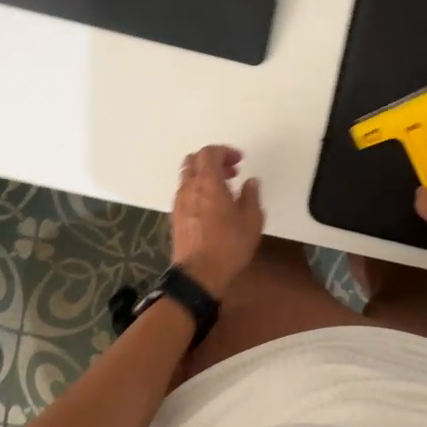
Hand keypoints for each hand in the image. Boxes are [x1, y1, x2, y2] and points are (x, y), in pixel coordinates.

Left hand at [169, 145, 264, 295]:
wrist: (198, 275)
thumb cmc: (229, 246)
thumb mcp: (251, 221)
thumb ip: (251, 196)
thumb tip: (250, 182)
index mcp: (208, 183)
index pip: (209, 153)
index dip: (225, 151)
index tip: (240, 161)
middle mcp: (189, 188)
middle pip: (194, 160)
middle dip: (213, 160)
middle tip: (231, 171)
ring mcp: (179, 203)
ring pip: (187, 176)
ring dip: (204, 175)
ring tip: (224, 190)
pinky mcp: (175, 217)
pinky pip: (185, 192)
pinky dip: (197, 189)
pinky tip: (212, 206)